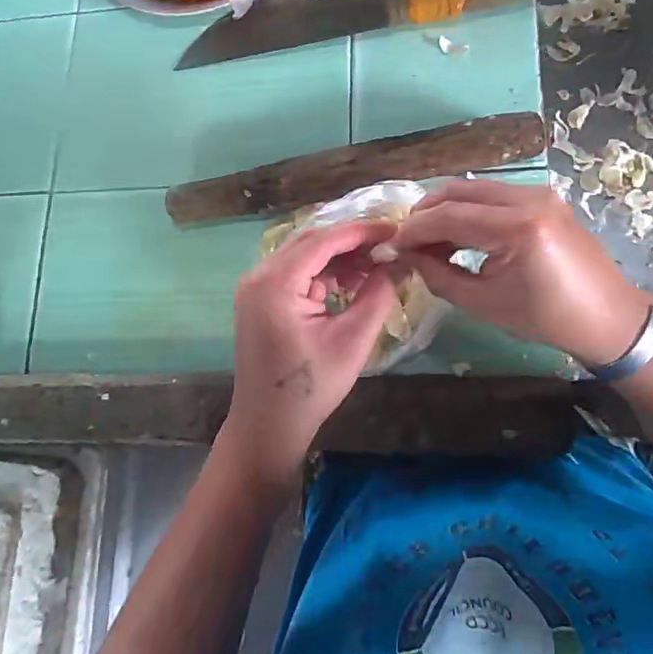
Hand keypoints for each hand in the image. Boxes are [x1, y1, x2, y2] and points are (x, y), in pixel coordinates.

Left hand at [221, 221, 399, 488]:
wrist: (267, 425)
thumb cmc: (309, 388)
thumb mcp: (351, 341)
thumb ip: (375, 296)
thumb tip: (397, 264)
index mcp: (275, 282)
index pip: (322, 240)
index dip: (361, 231)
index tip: (395, 228)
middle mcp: (258, 275)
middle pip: (310, 242)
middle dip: (351, 242)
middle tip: (390, 244)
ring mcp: (256, 286)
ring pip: (303, 256)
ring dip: (339, 258)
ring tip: (378, 265)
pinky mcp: (260, 299)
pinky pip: (296, 274)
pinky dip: (324, 274)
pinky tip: (353, 282)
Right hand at [385, 179, 651, 365]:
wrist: (610, 319)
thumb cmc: (547, 318)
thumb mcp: (483, 302)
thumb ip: (437, 274)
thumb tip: (404, 254)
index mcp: (518, 228)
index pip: (448, 216)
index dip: (412, 230)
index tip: (388, 245)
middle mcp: (529, 199)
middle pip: (457, 192)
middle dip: (424, 214)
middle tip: (405, 240)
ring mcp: (539, 193)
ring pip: (472, 188)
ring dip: (444, 209)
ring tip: (428, 239)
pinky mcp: (543, 197)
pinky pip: (492, 194)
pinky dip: (467, 209)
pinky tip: (456, 233)